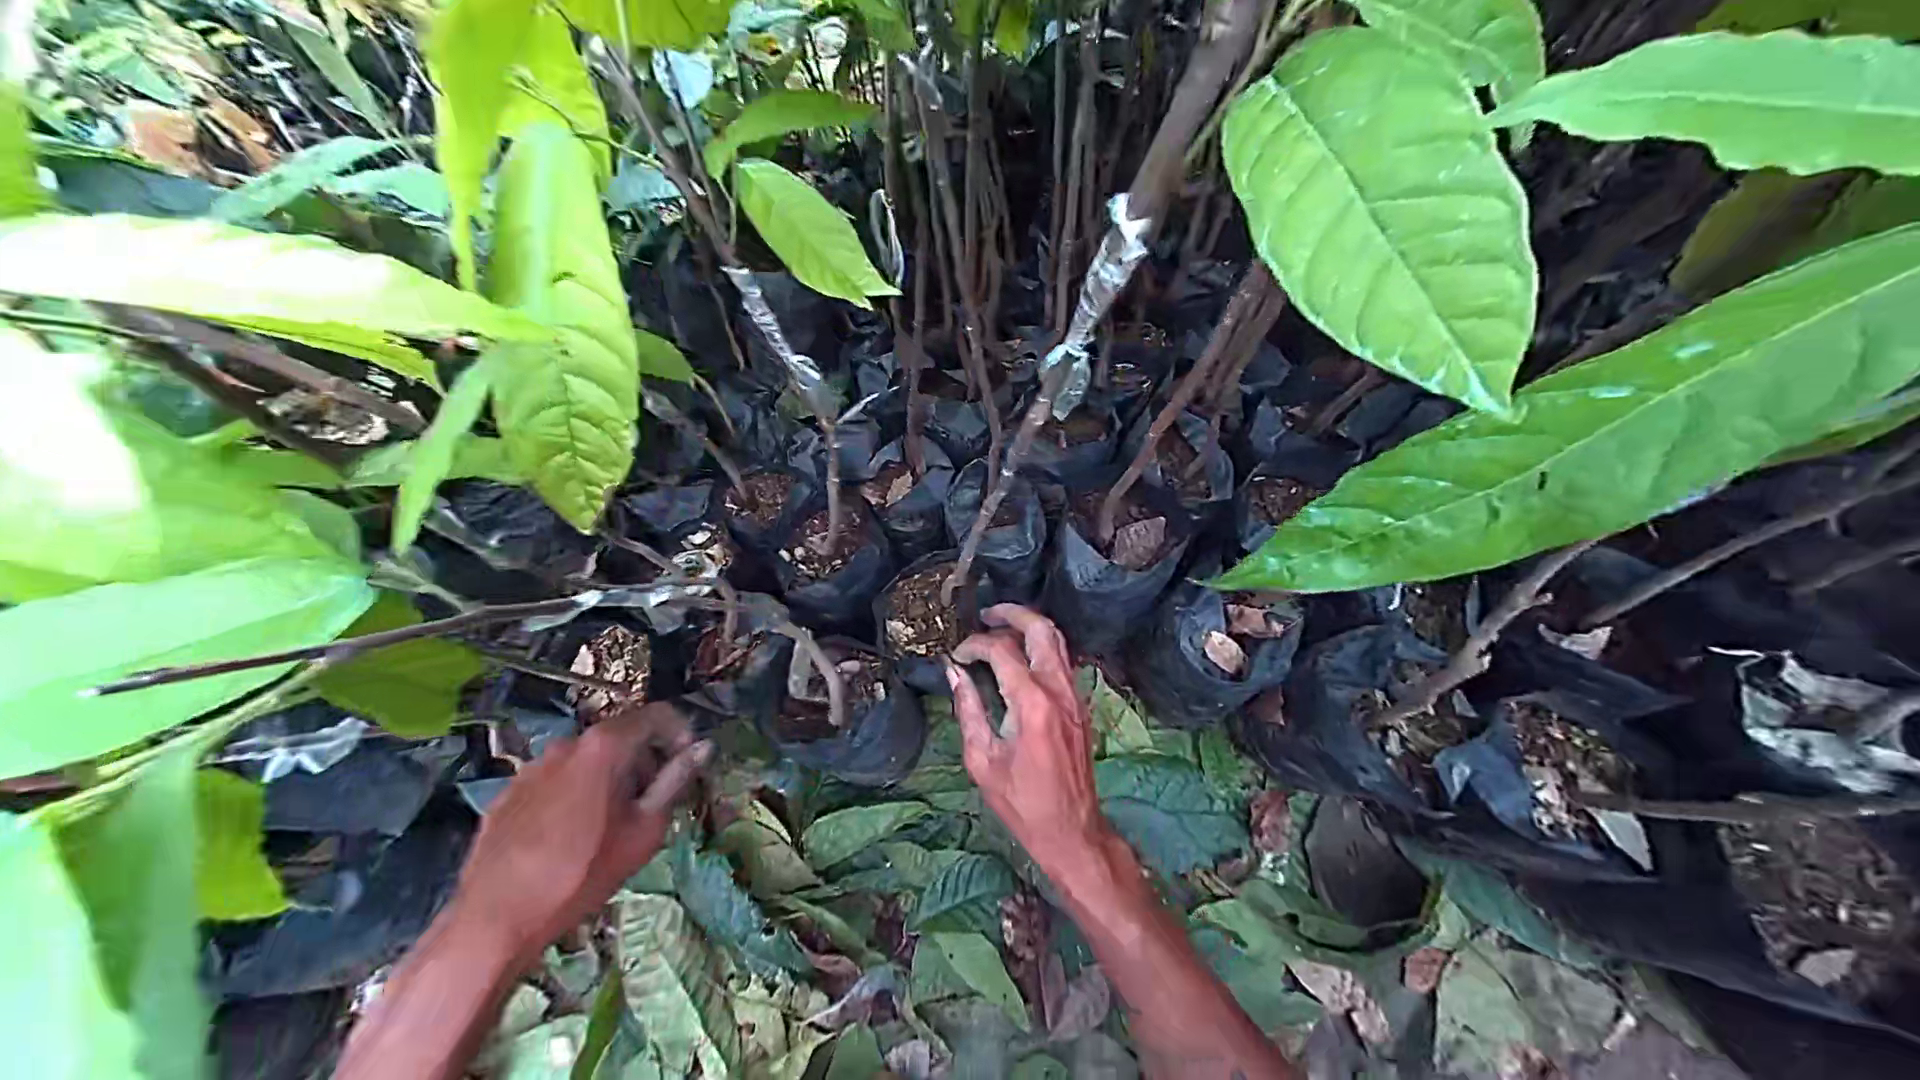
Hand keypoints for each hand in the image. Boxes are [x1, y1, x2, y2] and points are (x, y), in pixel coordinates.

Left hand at [450, 701, 710, 962]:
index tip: (686, 764)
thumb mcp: (644, 829)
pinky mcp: (507, 793)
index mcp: (604, 746)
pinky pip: (556, 780)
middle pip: (620, 736)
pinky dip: (575, 794)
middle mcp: (566, 744)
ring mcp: (532, 767)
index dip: (680, 733)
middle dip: (645, 761)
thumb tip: (702, 748)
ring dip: (609, 778)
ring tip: (610, 824)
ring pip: (587, 760)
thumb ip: (675, 780)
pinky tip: (570, 836)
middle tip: (652, 802)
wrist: (493, 921)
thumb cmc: (582, 873)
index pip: (656, 715)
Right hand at [948, 605, 1106, 865]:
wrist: (1071, 829)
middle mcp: (1059, 690)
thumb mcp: (982, 759)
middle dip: (1012, 614)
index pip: (1002, 650)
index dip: (975, 645)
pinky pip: (1064, 660)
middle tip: (986, 614)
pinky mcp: (1081, 705)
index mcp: (1032, 703)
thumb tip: (954, 673)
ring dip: (1030, 627)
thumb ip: (968, 709)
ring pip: (1058, 641)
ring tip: (1001, 628)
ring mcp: (1076, 696)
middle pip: (1041, 629)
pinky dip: (1043, 647)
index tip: (957, 655)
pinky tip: (1022, 657)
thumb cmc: (1021, 802)